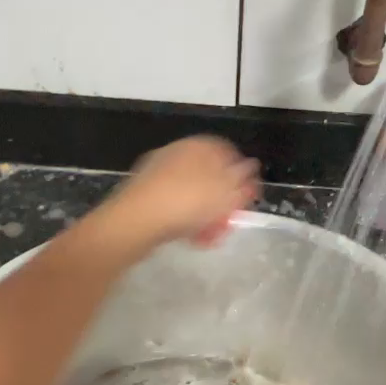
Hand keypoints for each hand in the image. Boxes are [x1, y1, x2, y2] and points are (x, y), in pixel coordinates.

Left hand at [96, 136, 259, 249]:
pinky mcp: (146, 195)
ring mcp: (159, 174)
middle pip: (209, 176)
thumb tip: (250, 169)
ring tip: (212, 236)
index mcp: (199, 146)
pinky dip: (186, 220)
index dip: (242, 175)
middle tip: (230, 220)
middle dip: (222, 200)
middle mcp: (177, 153)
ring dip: (206, 214)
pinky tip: (192, 238)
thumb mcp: (225, 192)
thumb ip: (241, 181)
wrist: (135, 221)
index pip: (228, 153)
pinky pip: (175, 206)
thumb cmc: (186, 203)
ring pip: (192, 194)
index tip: (247, 197)